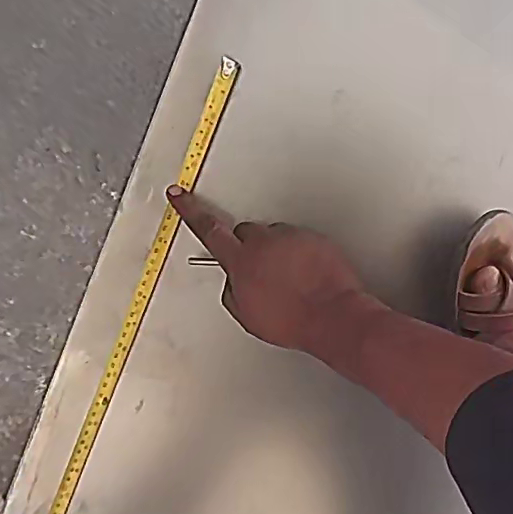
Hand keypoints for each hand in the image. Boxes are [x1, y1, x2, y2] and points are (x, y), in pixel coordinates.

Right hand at [168, 186, 378, 353]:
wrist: (332, 316)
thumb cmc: (294, 319)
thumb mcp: (247, 316)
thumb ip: (232, 291)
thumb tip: (232, 283)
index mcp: (241, 261)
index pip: (208, 229)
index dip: (190, 210)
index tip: (180, 194)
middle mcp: (264, 242)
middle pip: (245, 232)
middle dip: (248, 248)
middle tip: (262, 273)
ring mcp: (290, 237)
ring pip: (274, 238)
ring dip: (277, 253)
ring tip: (289, 281)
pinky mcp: (313, 238)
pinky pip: (298, 242)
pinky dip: (299, 255)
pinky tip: (305, 277)